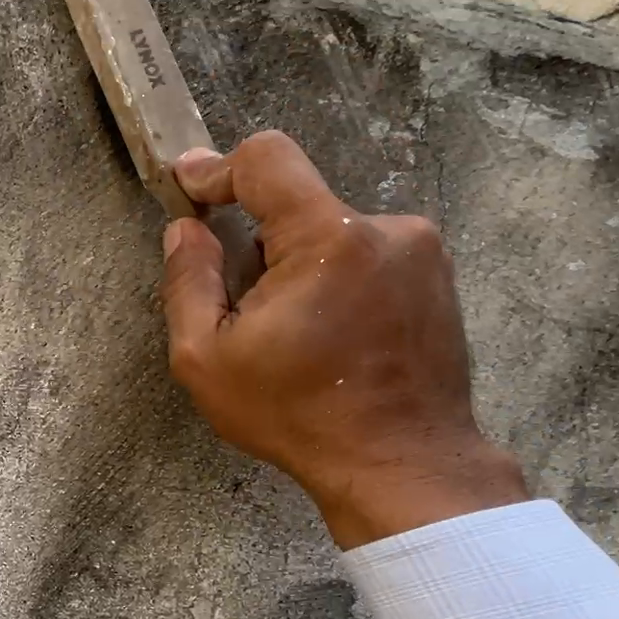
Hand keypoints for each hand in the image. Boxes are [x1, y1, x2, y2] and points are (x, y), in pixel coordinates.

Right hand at [161, 131, 528, 548]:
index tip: (186, 186)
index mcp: (327, 239)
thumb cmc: (290, 411)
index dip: (217, 169)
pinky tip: (322, 342)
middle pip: (294, 211)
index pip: (268, 161)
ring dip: (291, 273)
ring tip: (286, 341)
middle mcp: (385, 228)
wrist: (396, 457)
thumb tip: (184, 231)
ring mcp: (419, 250)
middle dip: (254, 253)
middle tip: (238, 319)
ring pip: (327, 239)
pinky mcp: (434, 275)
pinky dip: (327, 285)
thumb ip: (188, 284)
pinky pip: (361, 258)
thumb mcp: (204, 357)